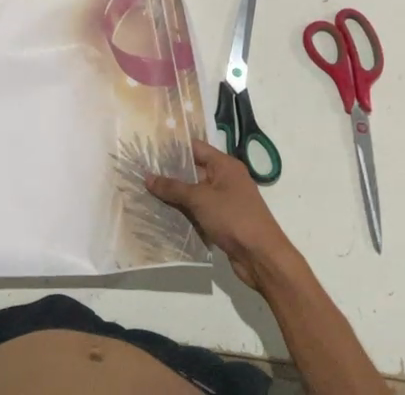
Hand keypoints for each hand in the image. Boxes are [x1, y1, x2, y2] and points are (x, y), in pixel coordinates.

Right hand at [147, 139, 294, 287]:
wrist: (262, 258)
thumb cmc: (233, 218)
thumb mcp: (200, 199)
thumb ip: (173, 187)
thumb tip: (147, 177)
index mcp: (225, 166)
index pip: (195, 148)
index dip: (173, 147)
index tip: (149, 148)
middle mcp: (227, 179)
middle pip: (194, 170)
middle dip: (170, 172)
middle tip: (142, 171)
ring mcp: (226, 201)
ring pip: (195, 192)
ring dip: (176, 194)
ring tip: (147, 191)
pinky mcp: (224, 220)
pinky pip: (199, 209)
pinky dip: (184, 210)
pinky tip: (163, 212)